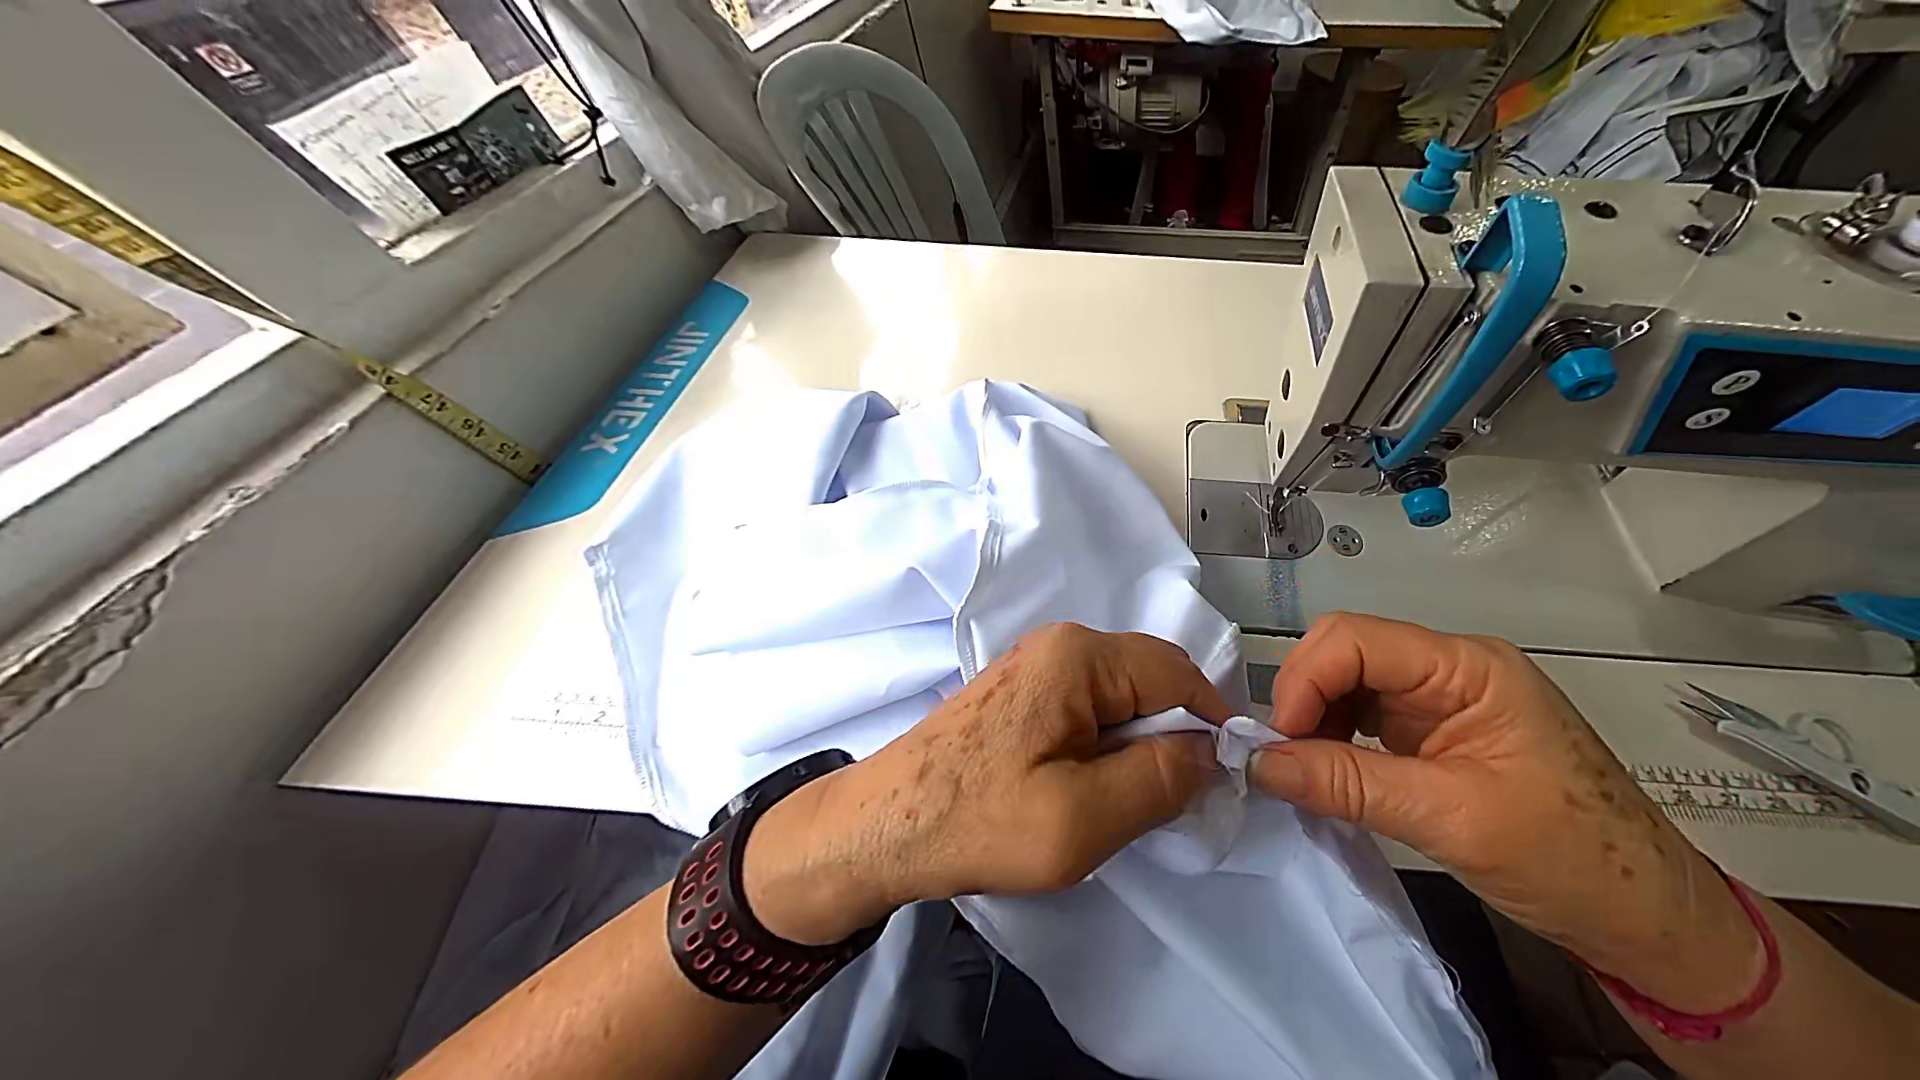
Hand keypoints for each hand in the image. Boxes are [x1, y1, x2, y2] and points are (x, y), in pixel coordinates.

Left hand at [744, 623, 1227, 943]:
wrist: (883, 826)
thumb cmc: (979, 821)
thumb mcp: (1085, 817)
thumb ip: (1162, 778)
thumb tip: (1211, 751)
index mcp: (1078, 656)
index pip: (1180, 674)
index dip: (1211, 727)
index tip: (1221, 785)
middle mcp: (1058, 644)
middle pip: (1151, 679)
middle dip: (1171, 737)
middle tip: (1165, 802)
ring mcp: (1035, 665)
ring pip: (1121, 697)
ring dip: (1136, 745)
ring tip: (1119, 801)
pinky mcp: (1020, 692)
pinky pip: (1088, 706)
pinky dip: (1105, 744)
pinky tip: (1086, 787)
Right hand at [1250, 613, 1763, 1012]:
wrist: (1653, 922)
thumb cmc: (1573, 861)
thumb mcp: (1449, 820)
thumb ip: (1346, 783)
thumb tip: (1258, 763)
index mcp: (1468, 668)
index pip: (1354, 640)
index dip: (1304, 679)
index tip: (1279, 741)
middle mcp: (1448, 669)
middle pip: (1343, 652)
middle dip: (1302, 697)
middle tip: (1279, 754)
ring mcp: (1439, 698)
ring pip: (1344, 682)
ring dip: (1311, 719)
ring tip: (1297, 767)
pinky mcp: (1430, 729)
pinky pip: (1358, 714)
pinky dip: (1329, 737)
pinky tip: (1323, 768)